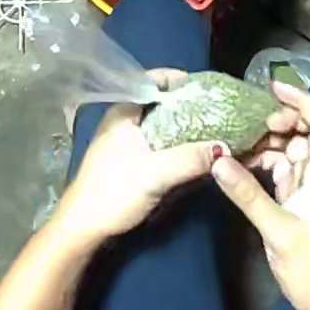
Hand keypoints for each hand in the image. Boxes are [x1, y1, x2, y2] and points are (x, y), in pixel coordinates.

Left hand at [52, 92, 217, 246]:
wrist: (83, 229)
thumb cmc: (113, 192)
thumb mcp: (155, 174)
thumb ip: (189, 159)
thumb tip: (225, 147)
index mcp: (124, 111)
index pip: (153, 80)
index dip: (179, 79)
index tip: (206, 86)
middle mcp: (125, 119)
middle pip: (161, 101)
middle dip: (187, 102)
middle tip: (216, 106)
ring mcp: (127, 139)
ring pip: (162, 121)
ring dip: (184, 123)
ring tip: (213, 124)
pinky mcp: (132, 158)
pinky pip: (161, 139)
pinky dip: (178, 139)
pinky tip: (196, 148)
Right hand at [212, 82, 309, 309]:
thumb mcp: (279, 232)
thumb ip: (248, 195)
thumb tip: (217, 159)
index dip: (305, 102)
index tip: (275, 88)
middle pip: (305, 134)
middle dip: (281, 120)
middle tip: (250, 119)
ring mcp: (308, 191)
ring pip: (290, 152)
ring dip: (267, 142)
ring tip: (238, 137)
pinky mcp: (295, 205)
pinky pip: (279, 173)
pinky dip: (262, 164)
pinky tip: (240, 163)